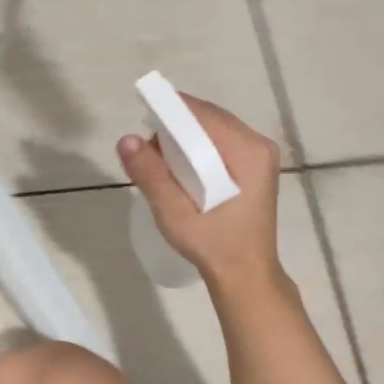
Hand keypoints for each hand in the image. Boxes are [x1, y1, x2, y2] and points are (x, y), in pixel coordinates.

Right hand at [116, 95, 284, 291]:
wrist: (244, 274)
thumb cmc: (213, 245)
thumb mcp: (175, 212)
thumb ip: (151, 175)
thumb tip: (125, 140)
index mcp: (247, 152)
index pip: (204, 115)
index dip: (172, 109)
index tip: (142, 114)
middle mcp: (258, 146)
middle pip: (210, 120)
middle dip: (175, 126)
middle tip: (144, 148)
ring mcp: (258, 157)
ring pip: (213, 132)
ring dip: (183, 139)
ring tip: (156, 161)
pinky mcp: (252, 169)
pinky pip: (219, 146)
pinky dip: (195, 150)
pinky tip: (177, 169)